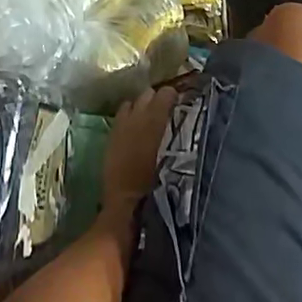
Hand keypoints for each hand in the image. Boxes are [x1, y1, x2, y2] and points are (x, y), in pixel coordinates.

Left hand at [100, 86, 174, 213]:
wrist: (126, 207)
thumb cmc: (156, 187)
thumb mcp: (175, 160)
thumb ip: (181, 138)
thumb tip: (190, 122)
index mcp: (155, 122)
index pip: (165, 95)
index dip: (173, 95)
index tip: (180, 101)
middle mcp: (137, 117)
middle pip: (147, 94)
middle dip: (156, 98)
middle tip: (166, 109)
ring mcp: (121, 126)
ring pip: (132, 102)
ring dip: (141, 106)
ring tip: (149, 116)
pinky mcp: (111, 137)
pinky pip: (120, 116)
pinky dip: (128, 116)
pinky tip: (133, 126)